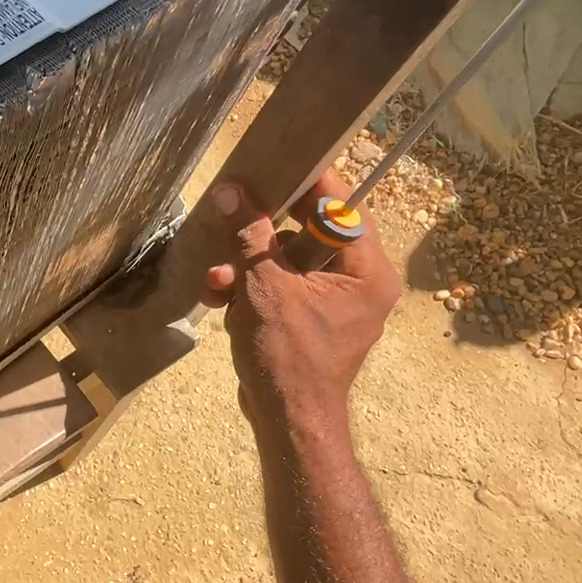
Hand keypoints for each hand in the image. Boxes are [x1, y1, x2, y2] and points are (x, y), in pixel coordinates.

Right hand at [201, 172, 399, 431]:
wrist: (286, 422)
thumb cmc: (287, 355)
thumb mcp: (263, 288)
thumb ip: (248, 236)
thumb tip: (231, 191)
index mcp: (366, 272)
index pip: (342, 209)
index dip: (310, 183)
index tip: (281, 160)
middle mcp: (358, 284)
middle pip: (308, 235)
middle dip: (260, 235)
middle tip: (233, 213)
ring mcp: (332, 306)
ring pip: (286, 264)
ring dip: (245, 267)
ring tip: (215, 278)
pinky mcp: (307, 324)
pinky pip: (279, 290)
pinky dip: (249, 291)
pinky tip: (217, 298)